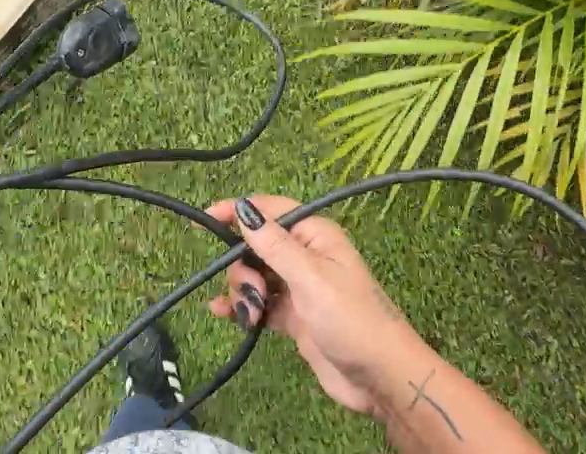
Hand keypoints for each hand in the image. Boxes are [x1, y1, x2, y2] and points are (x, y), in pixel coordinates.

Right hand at [204, 195, 422, 416]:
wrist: (380, 378)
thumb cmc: (350, 319)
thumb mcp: (310, 278)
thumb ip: (273, 244)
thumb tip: (242, 207)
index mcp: (314, 234)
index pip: (269, 210)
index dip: (237, 211)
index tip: (205, 218)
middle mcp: (305, 255)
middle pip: (257, 245)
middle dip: (242, 264)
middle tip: (249, 291)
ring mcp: (299, 286)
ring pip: (255, 275)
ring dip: (243, 291)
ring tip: (249, 316)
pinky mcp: (294, 316)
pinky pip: (259, 302)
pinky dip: (243, 307)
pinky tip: (224, 315)